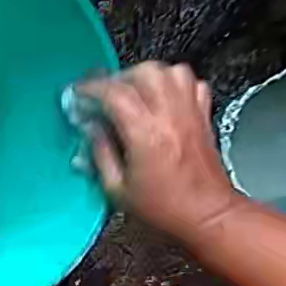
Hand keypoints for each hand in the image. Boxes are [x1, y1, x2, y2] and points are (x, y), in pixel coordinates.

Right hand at [77, 61, 245, 241]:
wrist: (207, 214)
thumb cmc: (164, 207)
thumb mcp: (116, 188)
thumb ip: (100, 153)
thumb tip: (90, 128)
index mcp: (146, 135)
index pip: (115, 93)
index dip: (91, 88)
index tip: (78, 94)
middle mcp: (171, 117)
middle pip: (145, 72)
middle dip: (118, 78)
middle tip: (103, 94)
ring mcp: (191, 113)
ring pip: (170, 71)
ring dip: (146, 76)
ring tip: (131, 92)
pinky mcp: (203, 116)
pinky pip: (191, 83)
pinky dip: (172, 83)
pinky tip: (159, 99)